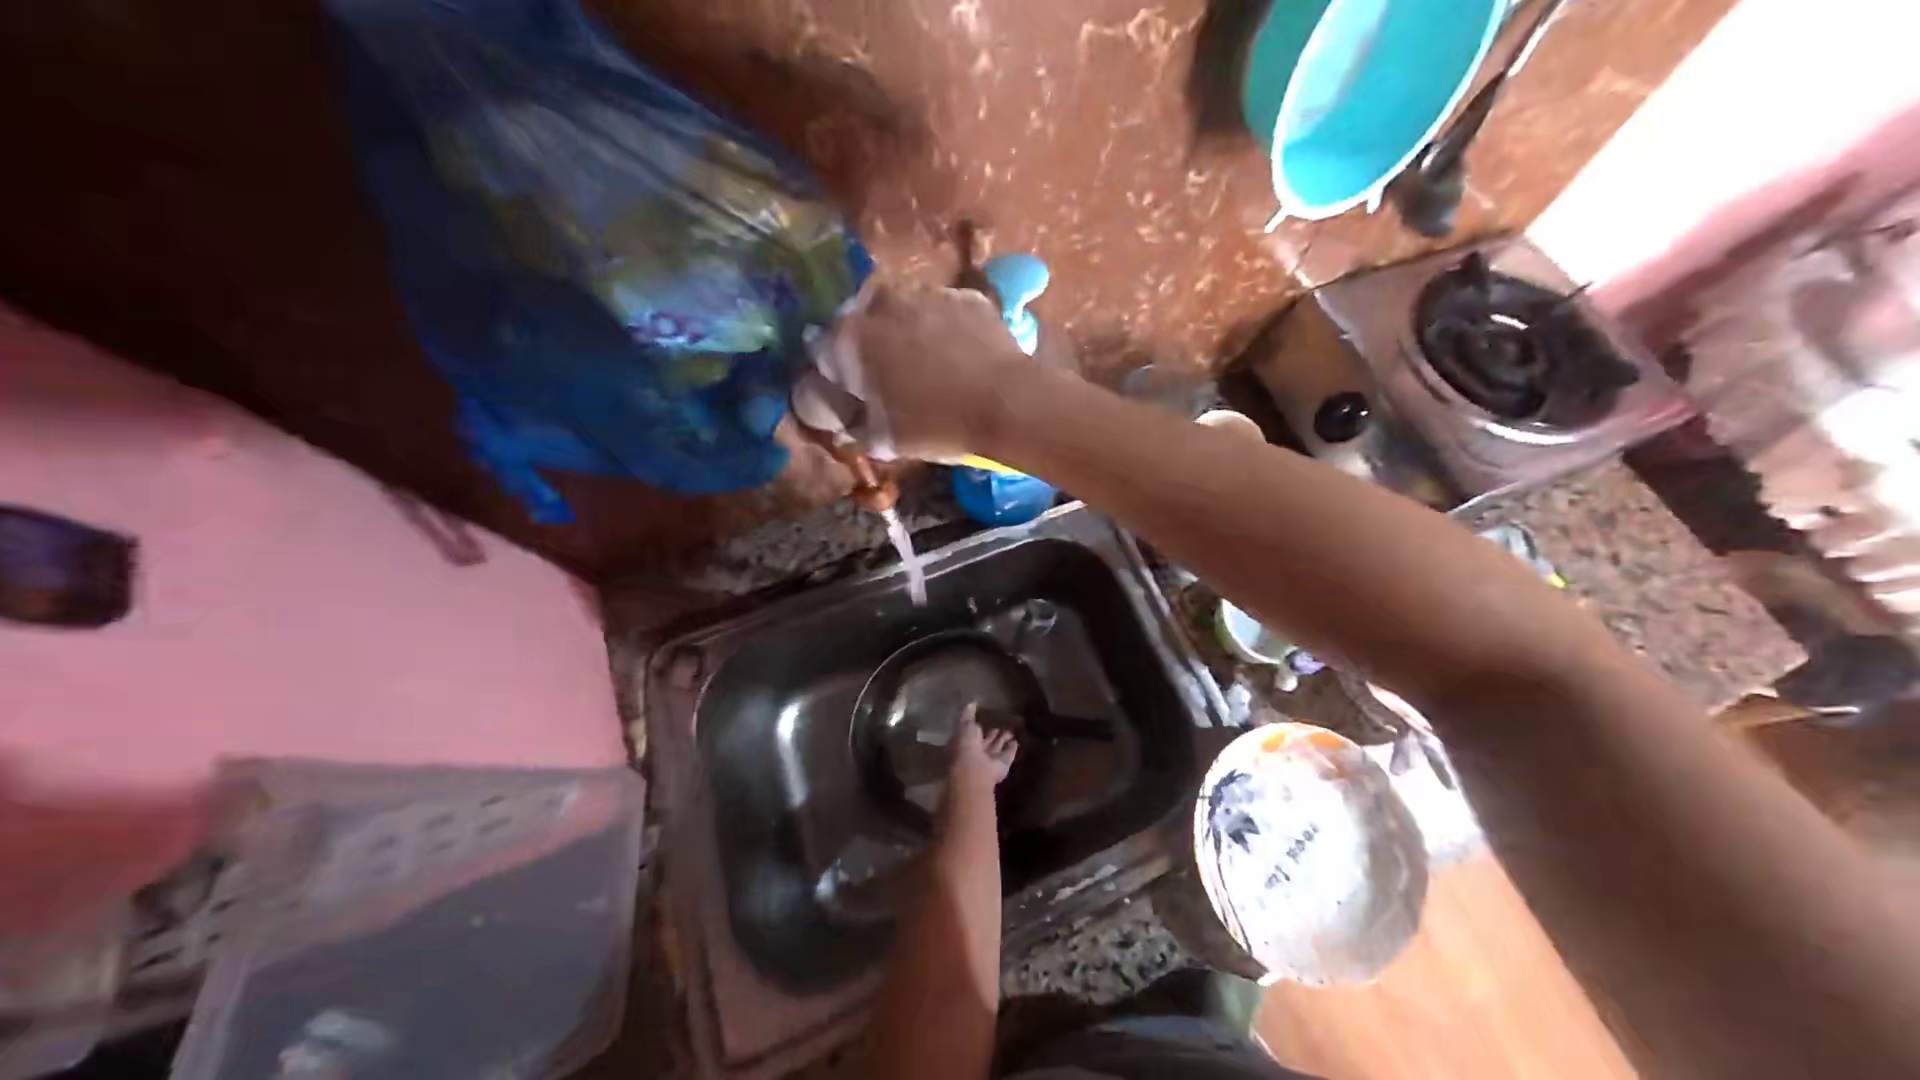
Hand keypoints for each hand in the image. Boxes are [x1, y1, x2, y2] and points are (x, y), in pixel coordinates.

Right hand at [837, 282, 1034, 461]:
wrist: (1007, 404)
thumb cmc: (937, 425)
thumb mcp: (884, 440)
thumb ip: (854, 426)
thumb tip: (845, 421)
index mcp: (851, 339)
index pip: (821, 350)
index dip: (834, 374)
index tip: (851, 392)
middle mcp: (882, 304)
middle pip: (860, 321)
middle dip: (866, 345)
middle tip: (886, 376)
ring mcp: (927, 293)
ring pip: (902, 309)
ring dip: (903, 330)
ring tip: (926, 364)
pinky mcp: (965, 296)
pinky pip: (941, 310)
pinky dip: (942, 328)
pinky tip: (958, 355)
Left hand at [950, 703, 1017, 790]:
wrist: (975, 769)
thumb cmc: (965, 745)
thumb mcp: (964, 725)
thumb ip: (967, 714)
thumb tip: (971, 702)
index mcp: (965, 743)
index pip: (972, 733)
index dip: (976, 727)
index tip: (982, 721)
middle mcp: (978, 752)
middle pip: (986, 741)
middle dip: (992, 734)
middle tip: (998, 727)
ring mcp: (990, 759)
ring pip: (997, 747)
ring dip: (1003, 739)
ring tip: (1009, 732)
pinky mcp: (1003, 765)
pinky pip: (1008, 754)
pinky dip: (1011, 748)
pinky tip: (1015, 742)